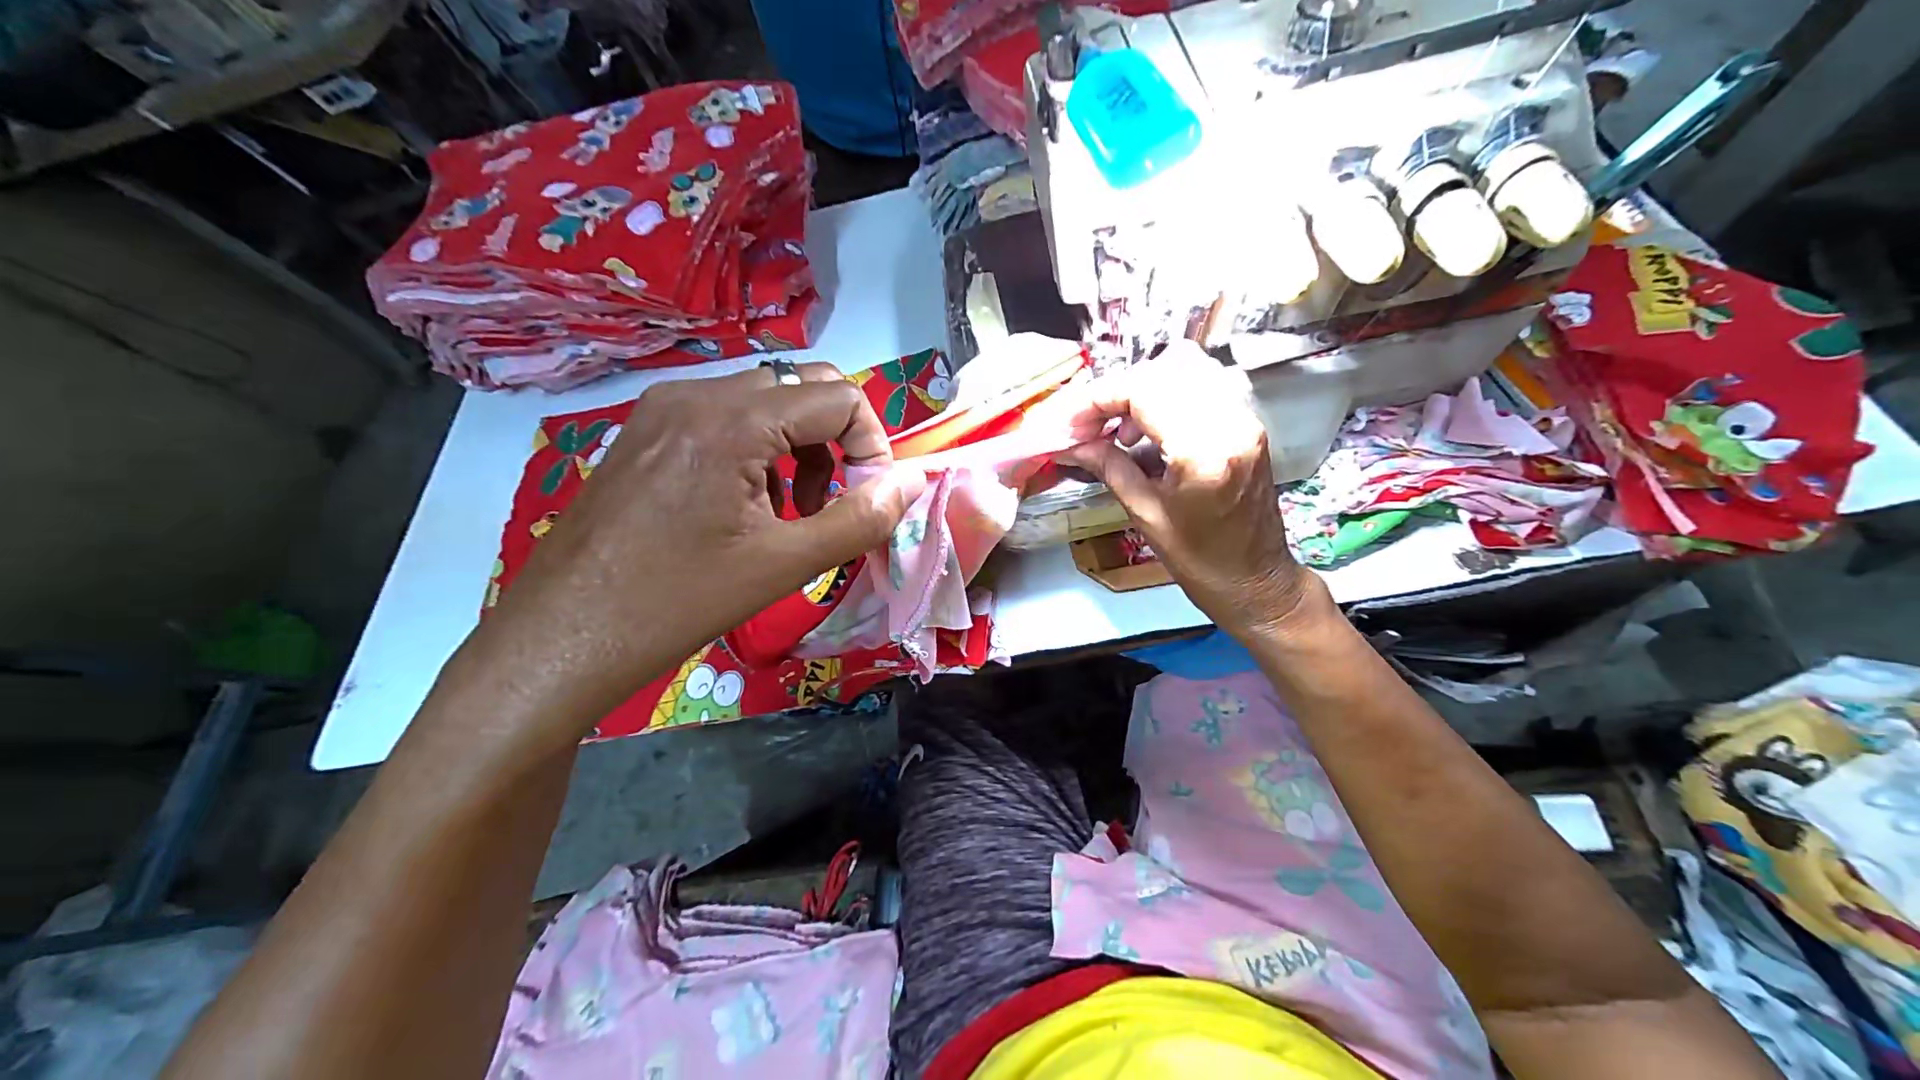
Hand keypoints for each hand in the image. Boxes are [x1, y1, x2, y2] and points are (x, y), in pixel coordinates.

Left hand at [457, 363, 923, 742]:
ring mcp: (662, 408)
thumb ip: (859, 520)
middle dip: (835, 443)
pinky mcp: (643, 430)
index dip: (871, 446)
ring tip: (786, 515)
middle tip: (827, 506)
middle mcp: (696, 393)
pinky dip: (755, 450)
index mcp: (733, 420)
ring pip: (763, 401)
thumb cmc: (677, 602)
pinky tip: (739, 509)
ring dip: (797, 448)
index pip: (840, 397)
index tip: (864, 501)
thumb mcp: (783, 566)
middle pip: (802, 388)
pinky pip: (722, 418)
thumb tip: (911, 483)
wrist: (562, 636)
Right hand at [1058, 343, 1320, 641]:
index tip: (1072, 423)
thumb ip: (1109, 466)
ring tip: (1120, 429)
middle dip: (1117, 392)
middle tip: (1090, 426)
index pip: (1143, 392)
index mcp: (1203, 452)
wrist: (1256, 581)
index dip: (1099, 399)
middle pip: (1163, 370)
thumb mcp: (1145, 514)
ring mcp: (1245, 419)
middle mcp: (1230, 423)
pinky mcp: (1248, 424)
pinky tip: (1149, 429)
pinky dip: (1168, 395)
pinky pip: (1203, 386)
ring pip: (1187, 367)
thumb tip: (1072, 443)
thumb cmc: (1199, 561)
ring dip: (1143, 389)